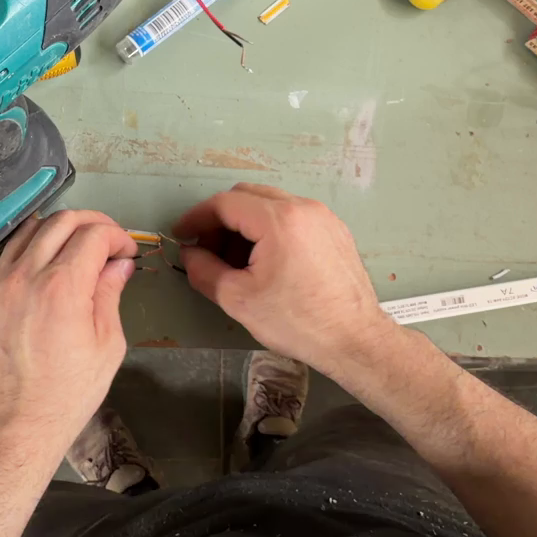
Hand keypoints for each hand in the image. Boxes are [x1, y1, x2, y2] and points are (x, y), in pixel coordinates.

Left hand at [0, 210, 137, 473]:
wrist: (11, 429)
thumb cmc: (68, 395)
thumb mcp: (107, 346)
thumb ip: (110, 295)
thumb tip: (118, 265)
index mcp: (62, 287)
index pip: (93, 234)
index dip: (117, 236)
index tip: (127, 253)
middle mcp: (26, 275)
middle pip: (61, 221)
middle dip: (93, 223)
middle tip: (110, 243)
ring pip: (31, 229)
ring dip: (61, 228)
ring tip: (80, 247)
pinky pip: (9, 253)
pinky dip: (33, 245)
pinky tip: (48, 262)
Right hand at [173, 184, 400, 377]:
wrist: (355, 340)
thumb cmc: (295, 321)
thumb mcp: (238, 299)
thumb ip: (204, 270)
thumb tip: (189, 253)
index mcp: (279, 219)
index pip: (225, 203)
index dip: (196, 217)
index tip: (181, 235)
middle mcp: (303, 207)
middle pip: (248, 196)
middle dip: (220, 219)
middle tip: (206, 250)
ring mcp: (323, 217)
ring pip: (270, 205)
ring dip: (245, 225)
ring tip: (235, 260)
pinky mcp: (334, 230)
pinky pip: (292, 217)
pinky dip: (270, 229)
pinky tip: (265, 262)